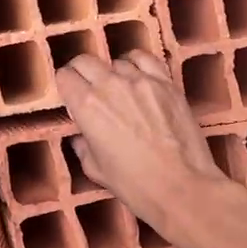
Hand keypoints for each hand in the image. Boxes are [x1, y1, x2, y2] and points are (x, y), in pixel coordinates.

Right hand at [56, 52, 246, 246]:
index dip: (65, 85)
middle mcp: (109, 84)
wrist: (182, 188)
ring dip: (112, 73)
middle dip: (82, 73)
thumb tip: (82, 136)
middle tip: (88, 88)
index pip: (65, 76)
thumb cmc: (133, 184)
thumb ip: (83, 145)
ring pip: (116, 62)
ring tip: (120, 89)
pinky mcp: (165, 82)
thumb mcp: (94, 169)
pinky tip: (138, 76)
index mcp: (86, 105)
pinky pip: (145, 59)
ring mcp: (140, 80)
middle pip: (85, 61)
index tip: (70, 95)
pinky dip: (136, 64)